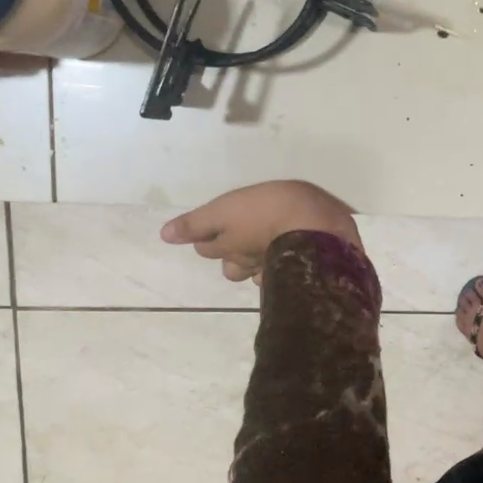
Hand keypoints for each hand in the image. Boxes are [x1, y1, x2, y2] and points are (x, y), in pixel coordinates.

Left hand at [161, 180, 360, 283]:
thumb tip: (164, 236)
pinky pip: (283, 274)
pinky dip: (281, 269)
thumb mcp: (226, 208)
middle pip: (230, 267)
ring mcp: (273, 268)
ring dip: (255, 265)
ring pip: (255, 273)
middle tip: (240, 241)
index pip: (206, 246)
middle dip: (230, 256)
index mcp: (228, 244)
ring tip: (265, 253)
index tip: (212, 229)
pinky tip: (289, 260)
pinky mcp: (298, 269)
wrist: (318, 227)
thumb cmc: (271, 210)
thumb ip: (198, 222)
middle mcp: (246, 261)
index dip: (206, 238)